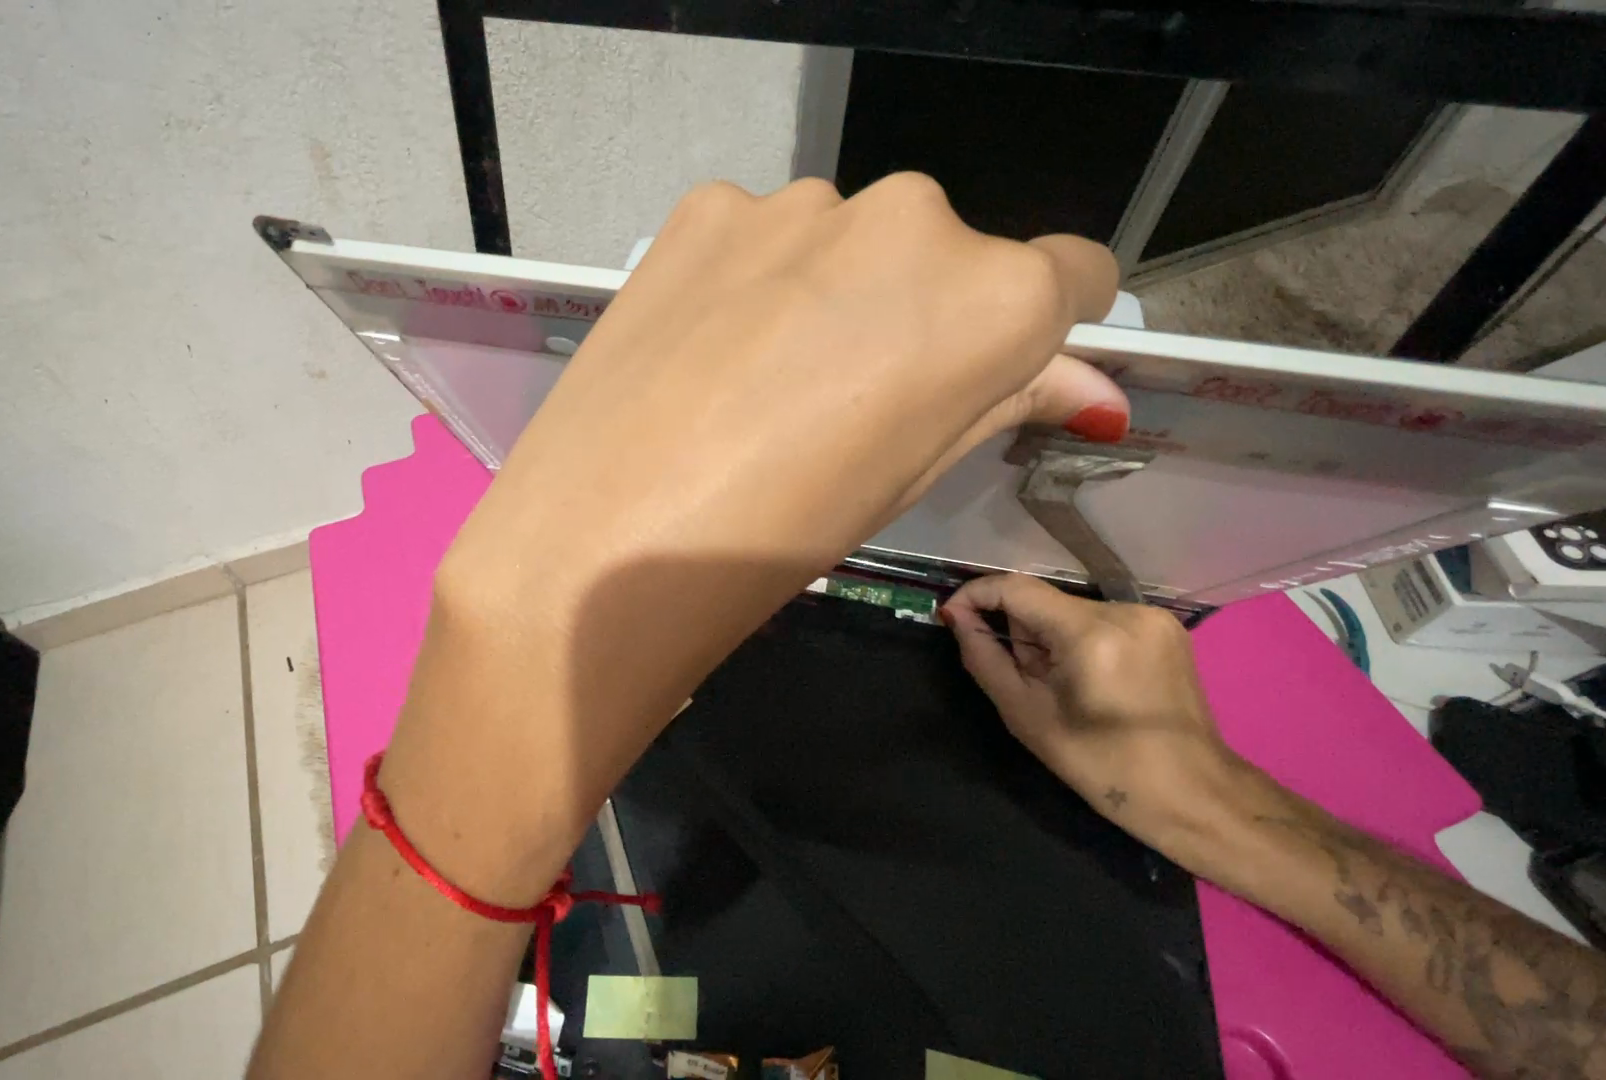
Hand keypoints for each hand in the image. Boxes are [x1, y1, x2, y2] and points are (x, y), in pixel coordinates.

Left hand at [381, 175, 1128, 900]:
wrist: (604, 539)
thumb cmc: (777, 538)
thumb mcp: (905, 479)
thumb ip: (999, 405)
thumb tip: (1086, 386)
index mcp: (987, 297)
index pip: (1071, 275)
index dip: (1037, 328)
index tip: (988, 368)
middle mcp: (908, 218)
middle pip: (946, 255)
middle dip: (915, 314)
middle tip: (844, 397)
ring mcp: (797, 204)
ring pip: (846, 242)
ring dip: (827, 293)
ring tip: (757, 382)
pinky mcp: (705, 209)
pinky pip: (762, 236)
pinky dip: (752, 281)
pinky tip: (705, 352)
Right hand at [940, 573, 1246, 844]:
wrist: (1191, 793)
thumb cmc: (1100, 764)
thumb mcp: (1025, 714)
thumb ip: (984, 658)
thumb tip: (957, 617)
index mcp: (1090, 633)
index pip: (1015, 587)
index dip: (975, 595)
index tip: (950, 616)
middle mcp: (1125, 611)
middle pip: (1043, 602)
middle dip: (1018, 631)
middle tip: (1021, 679)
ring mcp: (1152, 617)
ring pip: (1069, 611)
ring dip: (1048, 637)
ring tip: (1058, 685)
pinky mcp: (1165, 628)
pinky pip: (1100, 620)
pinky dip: (1078, 641)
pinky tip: (1087, 679)